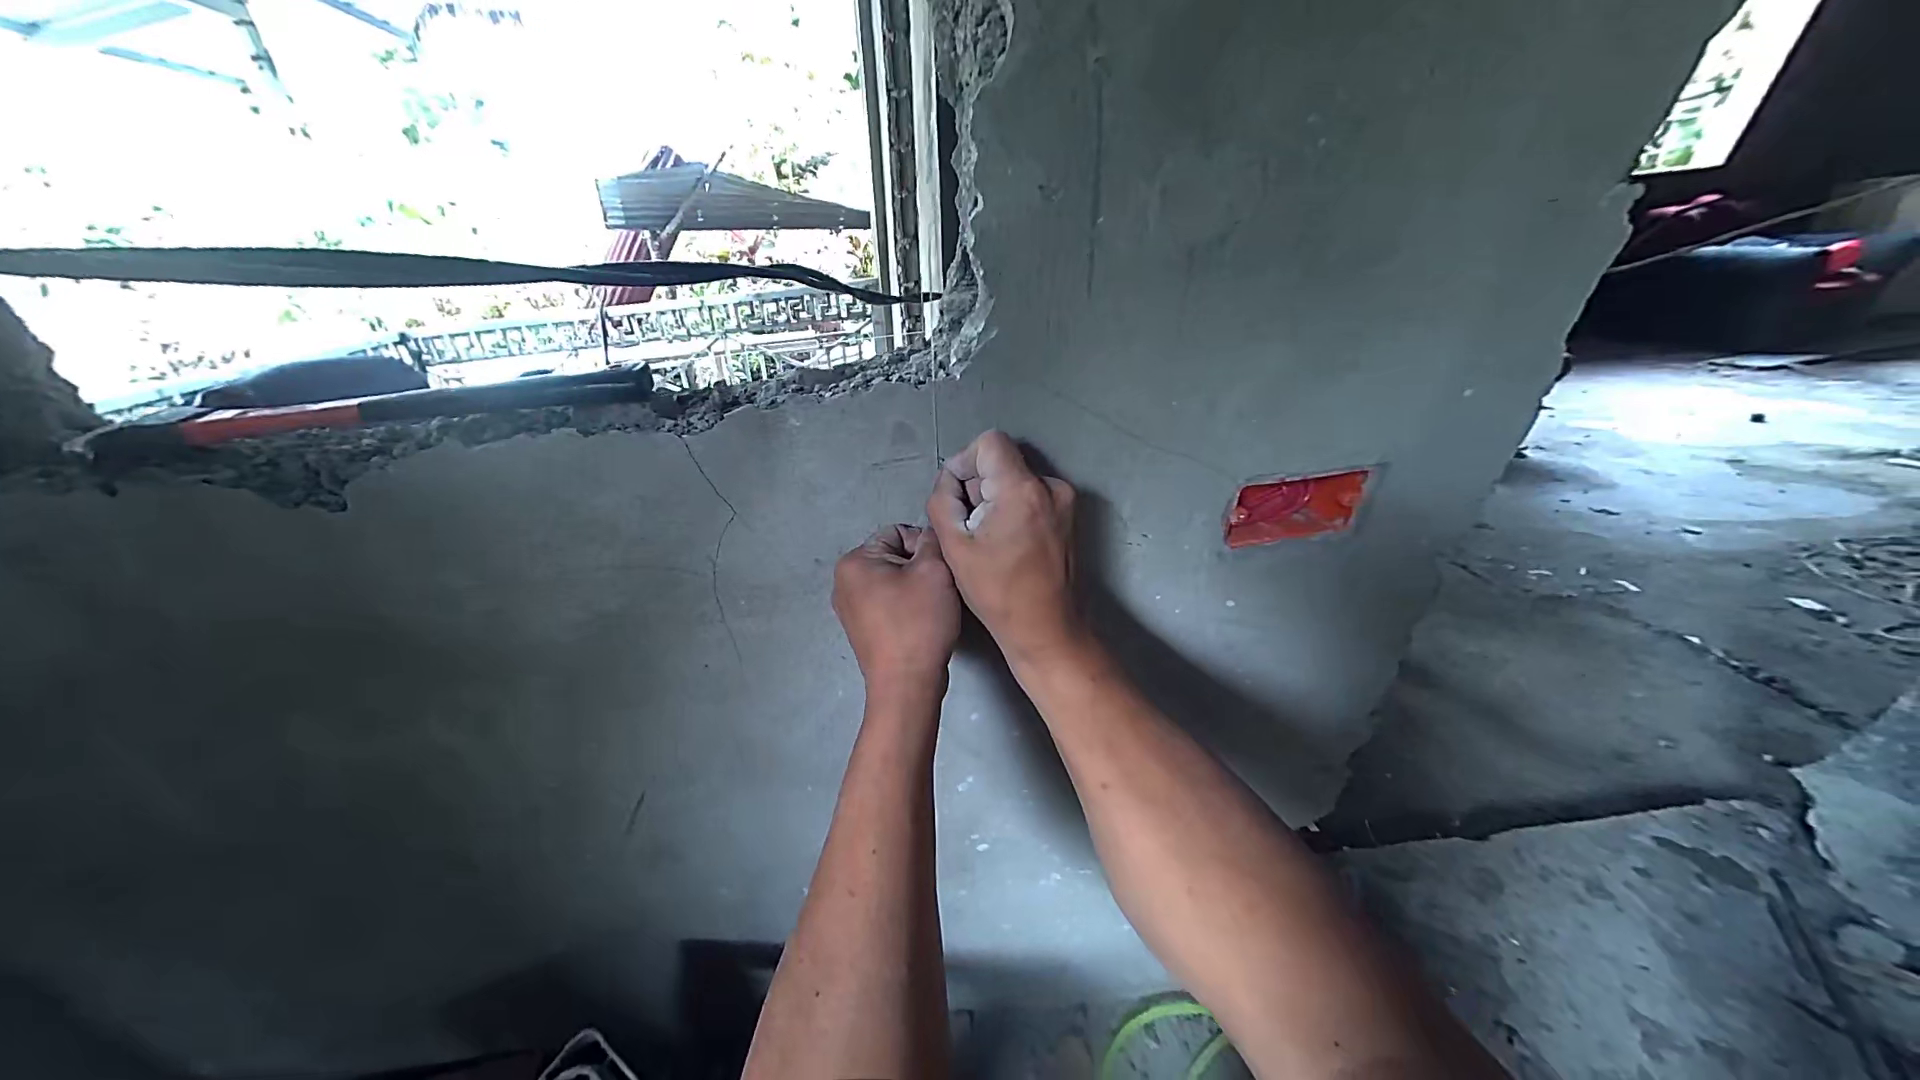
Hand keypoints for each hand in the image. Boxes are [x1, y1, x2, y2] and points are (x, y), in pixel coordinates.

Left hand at [832, 524, 961, 695]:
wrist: (906, 684)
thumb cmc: (919, 624)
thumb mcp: (934, 570)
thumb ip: (933, 540)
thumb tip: (930, 534)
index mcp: (854, 562)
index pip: (898, 532)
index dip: (924, 546)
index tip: (938, 570)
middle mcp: (843, 582)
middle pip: (894, 556)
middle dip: (919, 568)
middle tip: (938, 589)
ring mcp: (850, 608)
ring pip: (894, 581)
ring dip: (916, 588)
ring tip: (930, 607)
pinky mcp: (862, 629)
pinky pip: (889, 603)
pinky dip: (907, 608)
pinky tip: (921, 623)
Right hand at [925, 430, 1080, 659]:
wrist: (1046, 628)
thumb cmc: (998, 593)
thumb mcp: (954, 546)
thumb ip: (943, 500)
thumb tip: (950, 480)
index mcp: (1023, 490)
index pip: (989, 442)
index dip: (965, 462)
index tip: (957, 495)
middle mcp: (1051, 487)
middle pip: (1002, 460)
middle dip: (978, 485)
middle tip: (968, 525)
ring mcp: (1065, 501)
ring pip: (1015, 478)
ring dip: (994, 498)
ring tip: (988, 538)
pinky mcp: (1068, 515)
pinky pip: (1031, 495)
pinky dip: (1012, 508)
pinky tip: (1007, 543)